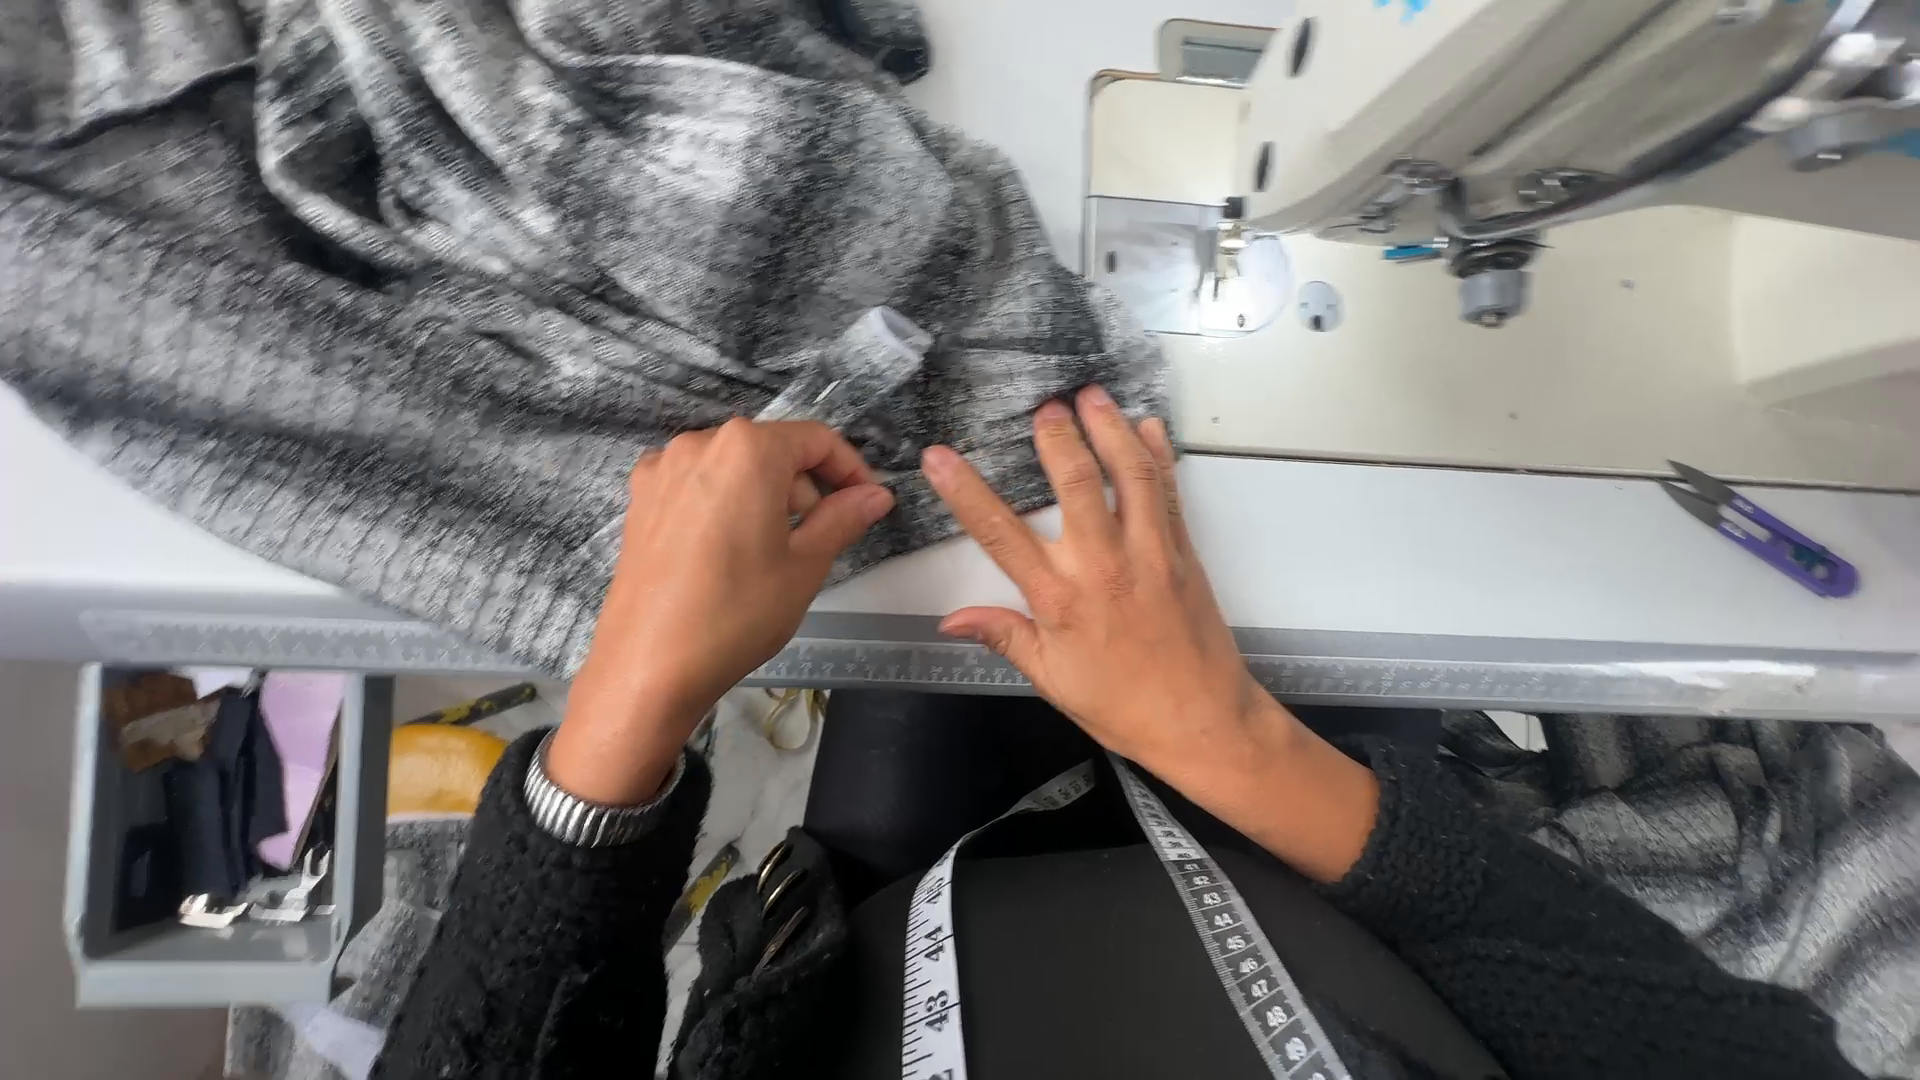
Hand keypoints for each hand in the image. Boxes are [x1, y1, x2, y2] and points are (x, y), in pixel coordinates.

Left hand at [548, 419, 893, 804]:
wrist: (649, 667)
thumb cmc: (737, 612)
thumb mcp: (806, 564)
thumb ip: (844, 517)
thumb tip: (876, 495)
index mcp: (747, 450)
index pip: (817, 439)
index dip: (851, 469)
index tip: (867, 502)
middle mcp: (699, 444)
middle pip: (773, 449)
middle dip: (806, 487)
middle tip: (820, 539)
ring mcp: (662, 470)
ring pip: (736, 467)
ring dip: (767, 496)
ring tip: (773, 551)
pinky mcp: (641, 499)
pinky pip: (700, 485)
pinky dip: (727, 503)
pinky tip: (729, 550)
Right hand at [921, 386, 1377, 881]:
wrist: (1203, 723)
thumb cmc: (1122, 705)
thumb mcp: (1051, 678)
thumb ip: (1003, 635)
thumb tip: (951, 620)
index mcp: (1060, 597)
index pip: (1000, 533)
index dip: (965, 492)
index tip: (939, 456)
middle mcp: (1104, 564)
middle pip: (1078, 484)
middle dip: (1060, 438)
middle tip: (1047, 406)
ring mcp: (1151, 552)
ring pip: (1131, 475)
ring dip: (1112, 429)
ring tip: (1094, 395)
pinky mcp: (1184, 552)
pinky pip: (1169, 492)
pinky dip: (1158, 455)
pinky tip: (1148, 428)